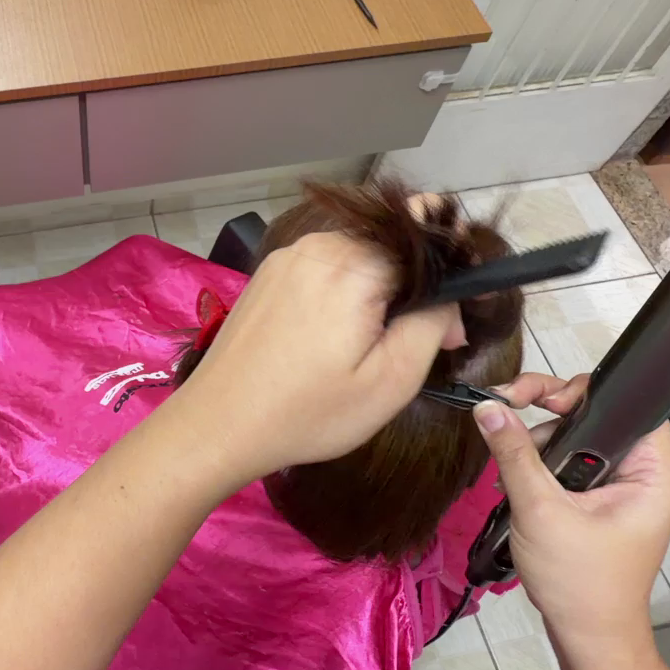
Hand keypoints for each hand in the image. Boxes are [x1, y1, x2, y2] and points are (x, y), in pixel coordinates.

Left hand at [168, 230, 462, 486]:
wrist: (218, 424)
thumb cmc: (307, 412)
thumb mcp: (390, 380)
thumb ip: (431, 323)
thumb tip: (451, 297)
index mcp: (353, 263)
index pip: (427, 249)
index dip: (446, 289)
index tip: (448, 334)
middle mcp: (318, 245)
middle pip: (390, 250)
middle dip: (411, 292)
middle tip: (406, 349)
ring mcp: (285, 256)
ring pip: (356, 258)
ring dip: (374, 293)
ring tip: (364, 349)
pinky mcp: (266, 273)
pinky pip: (321, 269)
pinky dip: (339, 294)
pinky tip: (328, 338)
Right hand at [474, 373, 669, 654]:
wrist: (587, 636)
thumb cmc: (579, 579)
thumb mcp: (540, 509)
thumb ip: (514, 452)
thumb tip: (487, 406)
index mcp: (650, 470)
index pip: (623, 402)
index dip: (577, 392)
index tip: (531, 400)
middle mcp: (640, 471)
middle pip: (592, 415)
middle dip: (545, 415)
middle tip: (502, 414)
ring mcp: (618, 486)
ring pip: (573, 437)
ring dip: (535, 443)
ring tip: (510, 470)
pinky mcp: (597, 500)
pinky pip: (567, 463)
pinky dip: (538, 464)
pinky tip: (516, 479)